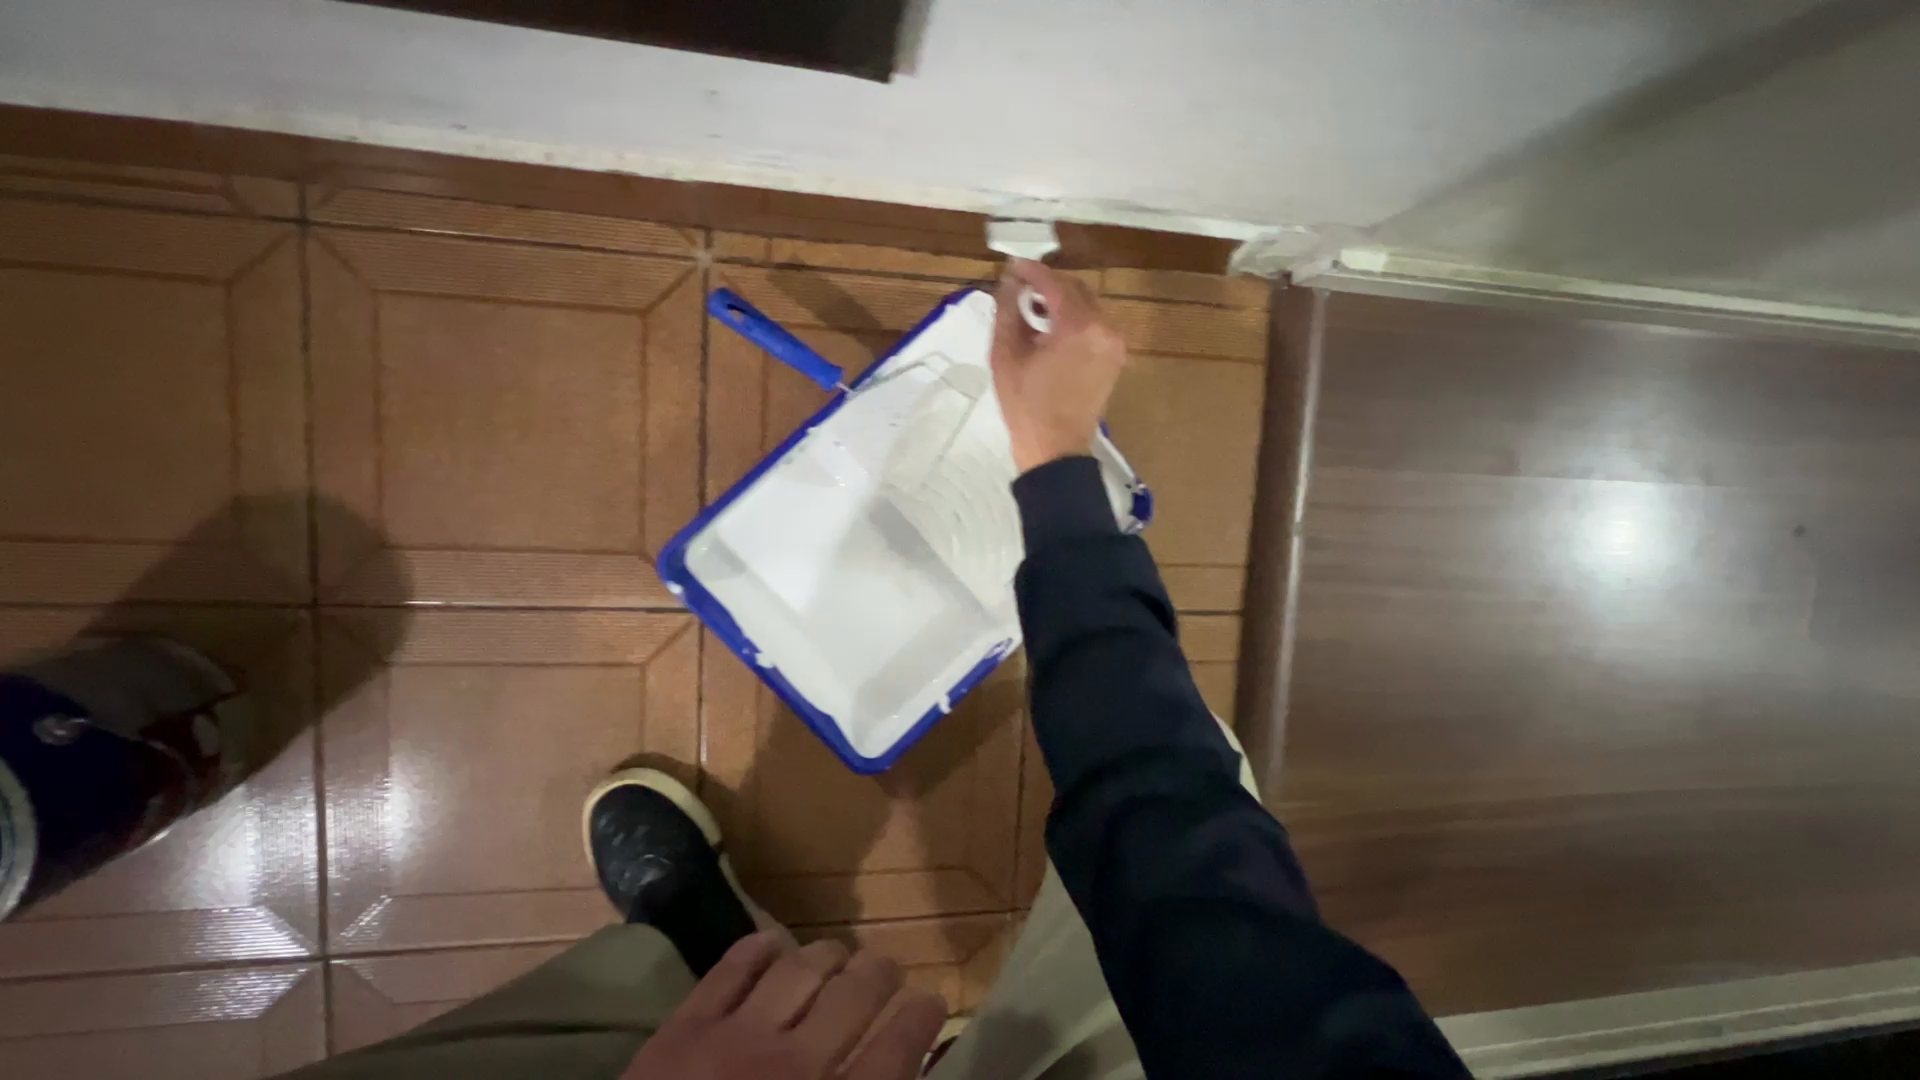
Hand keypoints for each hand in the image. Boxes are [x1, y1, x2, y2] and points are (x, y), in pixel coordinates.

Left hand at [620, 932, 946, 1079]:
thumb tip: (890, 1075)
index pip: (898, 1047)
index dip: (922, 1017)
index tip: (931, 1002)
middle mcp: (794, 1066)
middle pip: (857, 993)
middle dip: (882, 974)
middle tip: (886, 971)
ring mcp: (736, 1039)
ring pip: (802, 968)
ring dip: (829, 956)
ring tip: (837, 958)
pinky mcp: (684, 1028)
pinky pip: (732, 967)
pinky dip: (759, 949)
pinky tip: (774, 948)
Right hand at [990, 260, 1128, 473]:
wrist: (1055, 449)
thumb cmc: (1026, 406)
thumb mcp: (1006, 355)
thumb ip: (1008, 311)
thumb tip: (1009, 282)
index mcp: (1079, 327)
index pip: (1054, 284)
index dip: (1030, 271)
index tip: (1011, 265)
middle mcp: (1105, 328)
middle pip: (1076, 289)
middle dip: (1048, 284)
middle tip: (1019, 286)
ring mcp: (1114, 344)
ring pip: (1087, 306)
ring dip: (1061, 301)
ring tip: (1032, 309)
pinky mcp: (1115, 358)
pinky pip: (1094, 326)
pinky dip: (1073, 320)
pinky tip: (1050, 329)